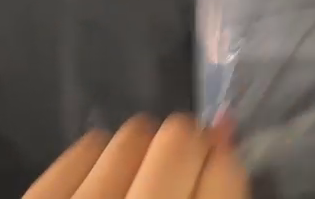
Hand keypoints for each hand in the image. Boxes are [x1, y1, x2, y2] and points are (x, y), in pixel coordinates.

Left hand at [23, 115, 247, 198]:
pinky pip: (88, 144)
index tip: (214, 176)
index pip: (226, 167)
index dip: (226, 166)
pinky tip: (101, 189)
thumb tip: (226, 126)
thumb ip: (221, 188)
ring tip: (137, 187)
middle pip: (179, 137)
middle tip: (177, 180)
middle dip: (188, 150)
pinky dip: (102, 160)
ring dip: (145, 154)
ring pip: (135, 133)